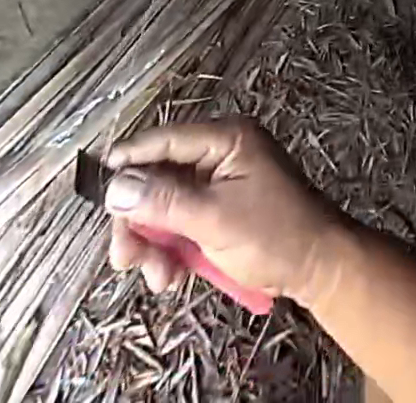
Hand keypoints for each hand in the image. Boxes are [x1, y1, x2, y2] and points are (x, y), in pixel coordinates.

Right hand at [94, 119, 346, 304]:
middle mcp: (222, 151)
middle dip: (140, 219)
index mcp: (227, 138)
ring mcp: (221, 180)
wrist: (317, 264)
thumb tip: (115, 186)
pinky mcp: (221, 206)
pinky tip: (173, 276)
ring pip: (166, 203)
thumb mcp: (213, 218)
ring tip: (159, 277)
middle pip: (160, 175)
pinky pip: (182, 220)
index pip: (167, 139)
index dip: (131, 157)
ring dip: (154, 241)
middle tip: (126, 258)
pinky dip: (171, 247)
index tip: (98, 178)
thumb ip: (163, 202)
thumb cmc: (273, 233)